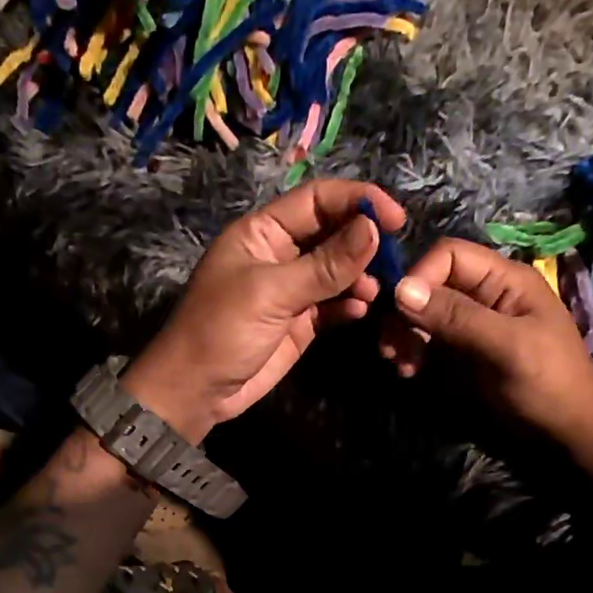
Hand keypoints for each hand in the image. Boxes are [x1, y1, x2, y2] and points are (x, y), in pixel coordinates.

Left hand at [124, 179, 405, 440]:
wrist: (197, 392)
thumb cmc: (221, 331)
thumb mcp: (270, 293)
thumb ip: (324, 265)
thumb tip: (373, 230)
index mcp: (263, 232)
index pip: (317, 201)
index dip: (356, 201)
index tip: (395, 218)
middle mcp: (281, 253)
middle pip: (333, 232)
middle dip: (364, 240)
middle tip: (393, 258)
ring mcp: (293, 288)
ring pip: (338, 269)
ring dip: (361, 275)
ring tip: (376, 291)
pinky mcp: (301, 321)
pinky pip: (334, 303)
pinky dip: (350, 303)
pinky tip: (360, 309)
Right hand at [390, 238, 592, 441]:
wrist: (567, 429)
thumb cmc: (547, 381)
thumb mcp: (506, 346)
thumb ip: (457, 316)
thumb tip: (401, 290)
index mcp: (503, 279)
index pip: (449, 256)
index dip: (420, 276)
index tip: (400, 311)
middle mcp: (483, 294)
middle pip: (429, 284)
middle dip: (405, 310)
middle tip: (389, 344)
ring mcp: (470, 323)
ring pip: (422, 313)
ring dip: (403, 333)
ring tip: (397, 362)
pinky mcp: (460, 350)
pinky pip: (425, 339)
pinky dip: (410, 351)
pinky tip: (407, 371)